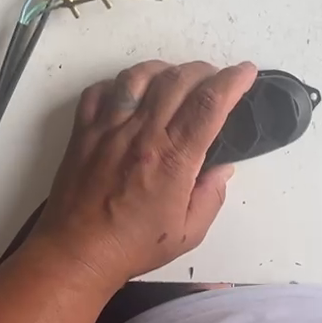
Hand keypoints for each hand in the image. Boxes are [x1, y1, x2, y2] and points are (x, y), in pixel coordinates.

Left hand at [24, 60, 256, 288]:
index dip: (232, 81)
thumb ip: (211, 197)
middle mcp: (141, 134)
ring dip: (163, 70)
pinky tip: (130, 92)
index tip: (245, 73)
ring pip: (137, 77)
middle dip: (204, 70)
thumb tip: (224, 169)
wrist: (76, 252)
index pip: (208, 104)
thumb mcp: (188, 233)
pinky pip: (98, 91)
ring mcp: (108, 129)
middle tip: (215, 78)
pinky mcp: (83, 132)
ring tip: (175, 78)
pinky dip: (118, 83)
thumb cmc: (131, 246)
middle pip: (177, 80)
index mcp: (172, 159)